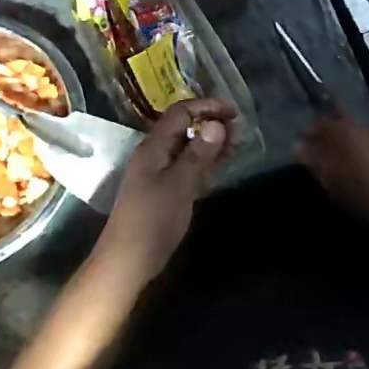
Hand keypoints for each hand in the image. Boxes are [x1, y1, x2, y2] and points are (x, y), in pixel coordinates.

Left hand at [98, 98, 235, 273]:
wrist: (128, 261)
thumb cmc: (152, 220)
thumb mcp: (179, 184)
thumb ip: (198, 154)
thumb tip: (217, 124)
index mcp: (154, 147)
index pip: (181, 113)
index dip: (207, 107)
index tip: (234, 113)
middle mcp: (156, 154)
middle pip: (185, 127)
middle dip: (212, 123)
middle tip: (240, 131)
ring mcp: (160, 172)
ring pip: (188, 146)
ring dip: (211, 142)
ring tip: (237, 144)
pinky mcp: (166, 189)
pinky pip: (189, 165)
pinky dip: (206, 160)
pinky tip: (222, 164)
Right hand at [295, 113, 368, 221]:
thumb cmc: (356, 186)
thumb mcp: (327, 174)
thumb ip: (311, 157)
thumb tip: (297, 145)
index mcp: (344, 128)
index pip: (321, 122)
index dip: (309, 130)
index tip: (300, 142)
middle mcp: (360, 128)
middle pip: (338, 124)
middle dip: (324, 134)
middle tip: (312, 150)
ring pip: (350, 134)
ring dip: (337, 143)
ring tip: (327, 160)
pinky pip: (359, 145)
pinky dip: (349, 151)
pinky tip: (346, 166)